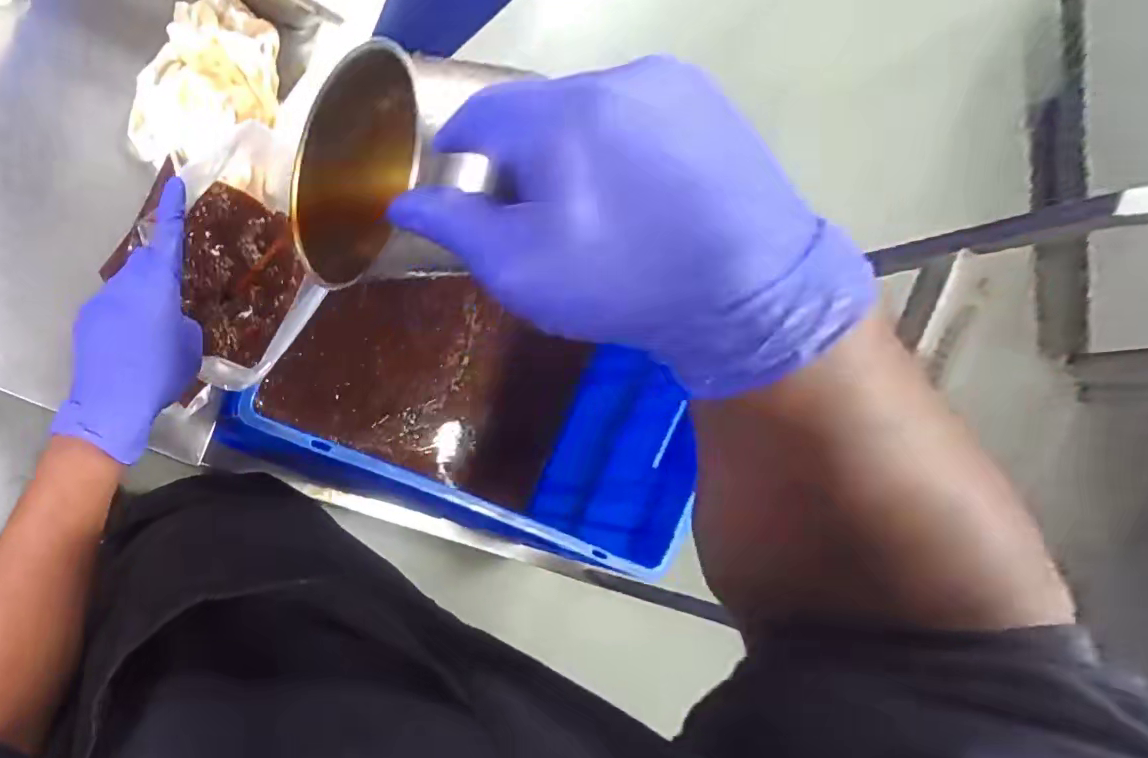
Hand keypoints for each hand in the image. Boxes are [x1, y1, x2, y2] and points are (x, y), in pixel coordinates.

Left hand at [50, 176, 203, 463]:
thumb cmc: (158, 373)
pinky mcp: (86, 319)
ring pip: (126, 290)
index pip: (168, 236)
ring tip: (147, 339)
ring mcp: (102, 299)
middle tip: (169, 304)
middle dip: (157, 277)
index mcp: (157, 283)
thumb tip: (172, 321)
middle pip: (145, 266)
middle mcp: (127, 281)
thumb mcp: (188, 350)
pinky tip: (126, 350)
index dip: (173, 210)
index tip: (175, 184)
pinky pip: (110, 311)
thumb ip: (183, 325)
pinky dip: (121, 322)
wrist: (110, 402)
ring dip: (139, 305)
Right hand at [387, 57, 876, 399]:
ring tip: (570, 209)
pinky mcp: (705, 102)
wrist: (745, 289)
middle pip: (531, 108)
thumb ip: (453, 223)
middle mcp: (614, 78)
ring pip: (582, 109)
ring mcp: (669, 84)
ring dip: (557, 149)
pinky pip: (628, 113)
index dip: (451, 146)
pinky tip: (620, 196)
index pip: (479, 111)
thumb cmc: (611, 279)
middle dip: (507, 154)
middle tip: (510, 214)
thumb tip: (402, 201)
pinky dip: (603, 146)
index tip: (448, 184)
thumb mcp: (513, 264)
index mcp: (559, 116)